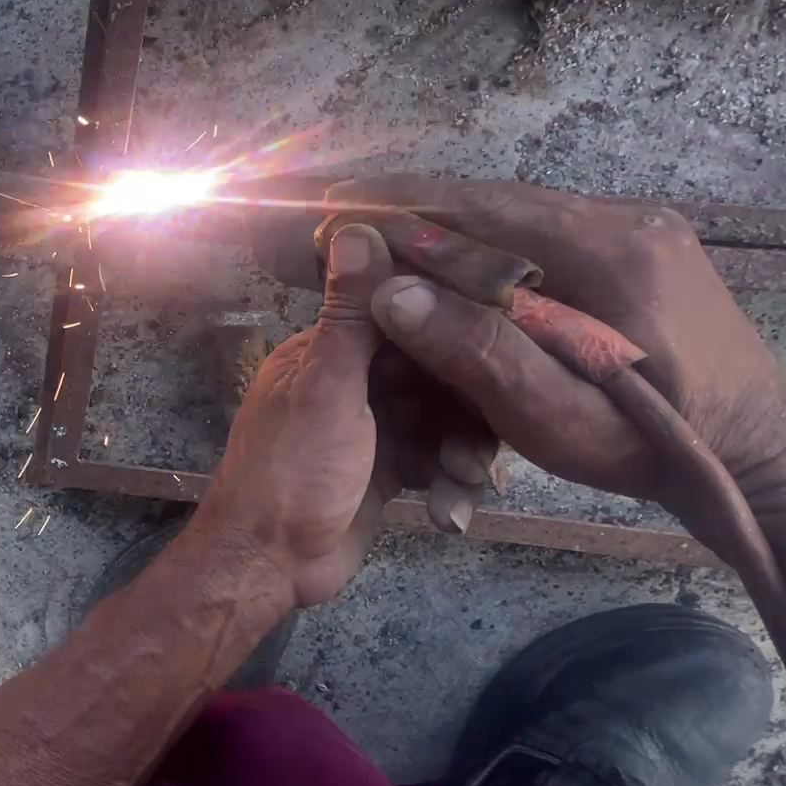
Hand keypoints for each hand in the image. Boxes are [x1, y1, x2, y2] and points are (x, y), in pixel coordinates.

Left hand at [198, 223, 497, 606]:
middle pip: (433, 369)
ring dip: (463, 448)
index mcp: (323, 354)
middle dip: (471, 402)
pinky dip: (449, 478)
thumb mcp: (326, 388)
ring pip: (442, 418)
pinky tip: (453, 504)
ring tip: (467, 479)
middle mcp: (347, 383)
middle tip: (498, 429)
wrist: (270, 561)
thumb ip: (348, 315)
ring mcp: (367, 428)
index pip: (402, 316)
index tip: (515, 331)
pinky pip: (434, 458)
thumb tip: (352, 225)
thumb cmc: (292, 471)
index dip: (454, 322)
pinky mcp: (384, 469)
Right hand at [328, 177, 785, 519]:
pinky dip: (467, 242)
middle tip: (333, 216)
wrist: (752, 453)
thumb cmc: (648, 444)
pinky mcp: (625, 255)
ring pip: (507, 217)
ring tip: (366, 230)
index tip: (328, 208)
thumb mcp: (555, 413)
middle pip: (490, 204)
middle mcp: (623, 225)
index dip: (397, 207)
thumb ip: (478, 350)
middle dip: (405, 209)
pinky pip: (528, 237)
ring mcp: (629, 236)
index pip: (481, 209)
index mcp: (610, 253)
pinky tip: (429, 256)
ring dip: (432, 223)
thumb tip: (389, 291)